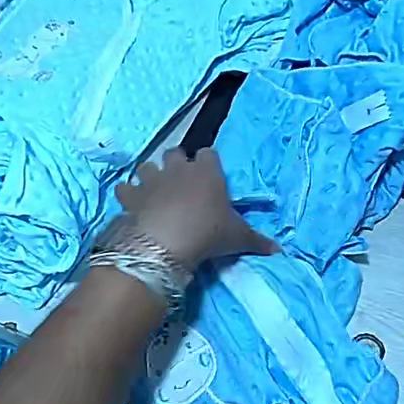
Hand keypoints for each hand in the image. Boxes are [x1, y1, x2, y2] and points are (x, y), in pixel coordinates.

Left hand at [114, 147, 276, 269]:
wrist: (168, 241)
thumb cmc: (209, 232)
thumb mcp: (238, 238)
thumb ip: (257, 241)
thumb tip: (278, 250)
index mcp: (207, 172)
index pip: (209, 154)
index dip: (209, 163)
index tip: (211, 176)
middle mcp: (178, 169)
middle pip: (175, 152)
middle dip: (176, 163)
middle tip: (181, 182)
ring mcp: (152, 180)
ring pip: (147, 166)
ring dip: (150, 175)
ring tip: (154, 191)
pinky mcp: (131, 196)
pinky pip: (125, 188)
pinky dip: (127, 194)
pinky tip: (131, 204)